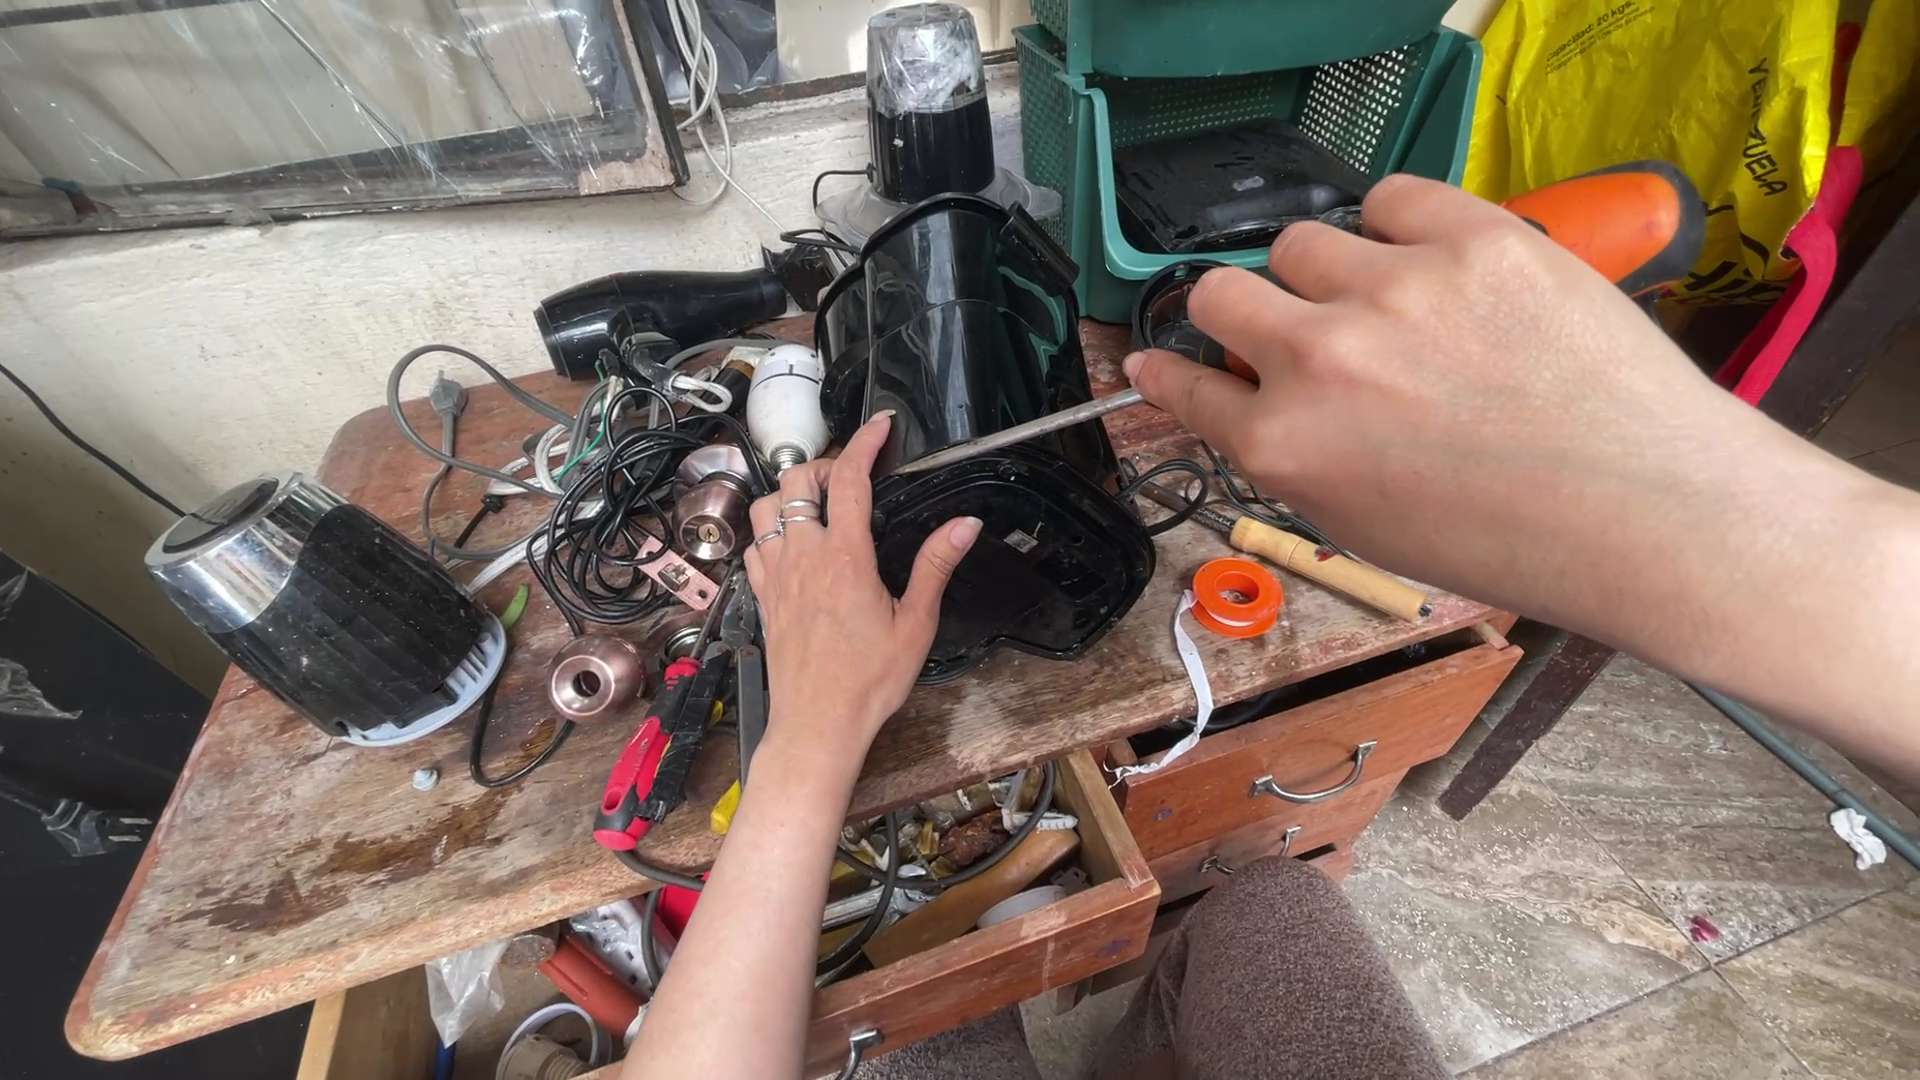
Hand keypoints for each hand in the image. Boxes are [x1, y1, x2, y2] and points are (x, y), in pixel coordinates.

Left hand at [743, 412, 980, 756]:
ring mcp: (776, 575)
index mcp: (845, 557)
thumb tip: (964, 524)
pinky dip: (768, 527)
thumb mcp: (916, 623)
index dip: (865, 443)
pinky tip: (790, 540)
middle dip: (824, 464)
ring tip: (818, 501)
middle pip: (796, 481)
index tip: (880, 426)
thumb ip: (936, 565)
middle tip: (851, 475)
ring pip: (764, 506)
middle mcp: (803, 557)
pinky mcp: (763, 596)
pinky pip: (752, 543)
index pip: (849, 480)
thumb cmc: (869, 680)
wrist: (818, 724)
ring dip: (790, 492)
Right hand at [1122, 174, 1794, 620]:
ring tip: (1371, 301)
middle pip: (1216, 293)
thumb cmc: (1485, 537)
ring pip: (1297, 243)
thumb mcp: (1344, 519)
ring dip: (1316, 276)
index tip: (1150, 360)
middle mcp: (1317, 361)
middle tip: (1272, 329)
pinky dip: (1391, 227)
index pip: (1184, 388)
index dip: (1161, 373)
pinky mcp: (1474, 241)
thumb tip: (1238, 401)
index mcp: (1280, 444)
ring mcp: (1392, 292)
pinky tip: (1421, 263)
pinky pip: (1390, 198)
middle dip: (1230, 314)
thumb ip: (1277, 454)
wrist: (1638, 510)